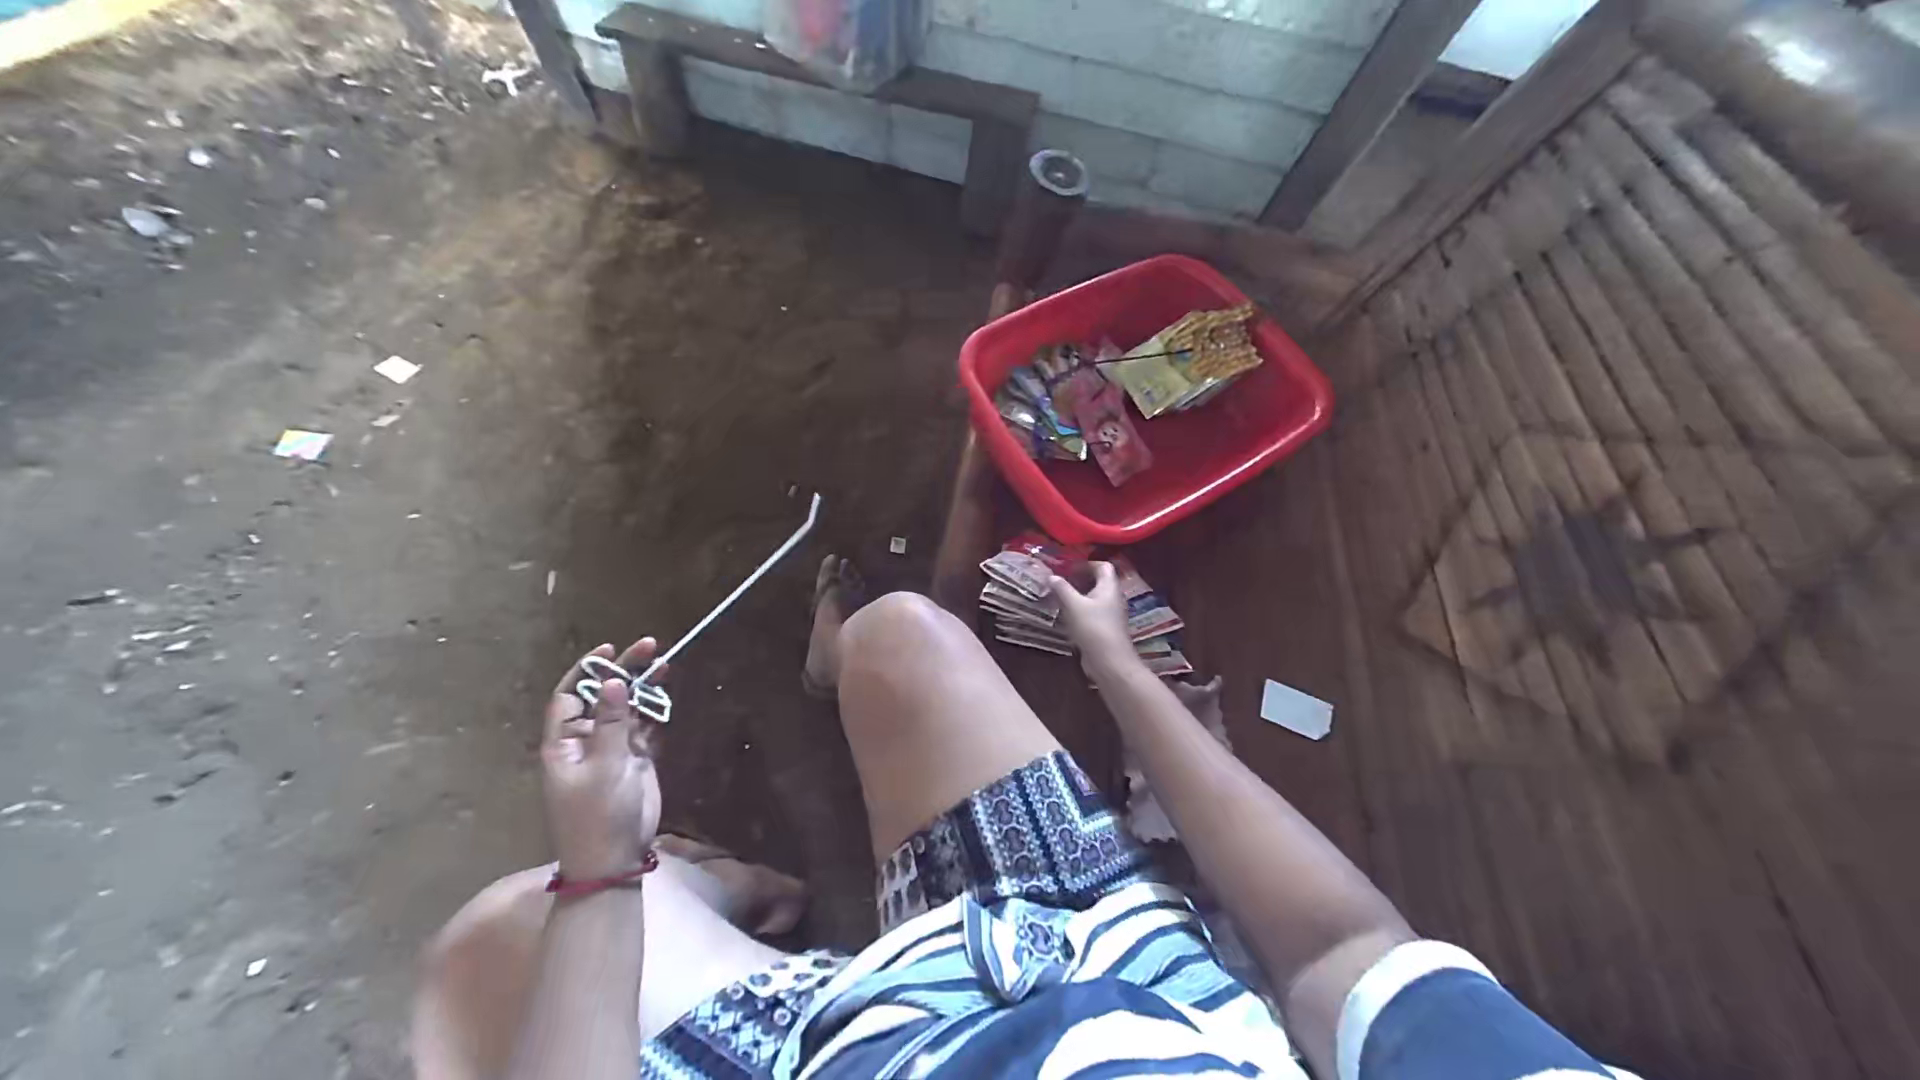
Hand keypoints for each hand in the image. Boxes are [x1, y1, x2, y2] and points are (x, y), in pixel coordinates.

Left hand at [542, 640, 664, 880]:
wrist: (614, 858)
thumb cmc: (597, 814)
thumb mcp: (604, 766)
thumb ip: (611, 722)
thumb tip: (612, 681)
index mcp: (564, 743)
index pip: (571, 695)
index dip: (588, 670)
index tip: (611, 648)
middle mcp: (586, 741)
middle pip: (603, 696)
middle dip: (624, 671)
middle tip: (650, 645)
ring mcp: (613, 750)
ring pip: (628, 709)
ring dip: (644, 688)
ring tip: (665, 663)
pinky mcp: (636, 760)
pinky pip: (645, 727)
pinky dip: (656, 711)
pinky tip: (667, 695)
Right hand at [1048, 562, 1141, 680]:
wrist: (1109, 662)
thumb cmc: (1093, 627)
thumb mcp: (1073, 605)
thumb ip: (1062, 589)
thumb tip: (1052, 576)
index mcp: (1109, 588)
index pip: (1103, 566)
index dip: (1086, 564)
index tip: (1068, 567)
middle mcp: (1113, 599)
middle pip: (1098, 582)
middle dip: (1079, 580)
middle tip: (1060, 581)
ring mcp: (1110, 615)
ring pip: (1094, 599)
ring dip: (1077, 596)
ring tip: (1058, 597)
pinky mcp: (1104, 629)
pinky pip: (1091, 613)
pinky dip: (1079, 611)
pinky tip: (1066, 616)